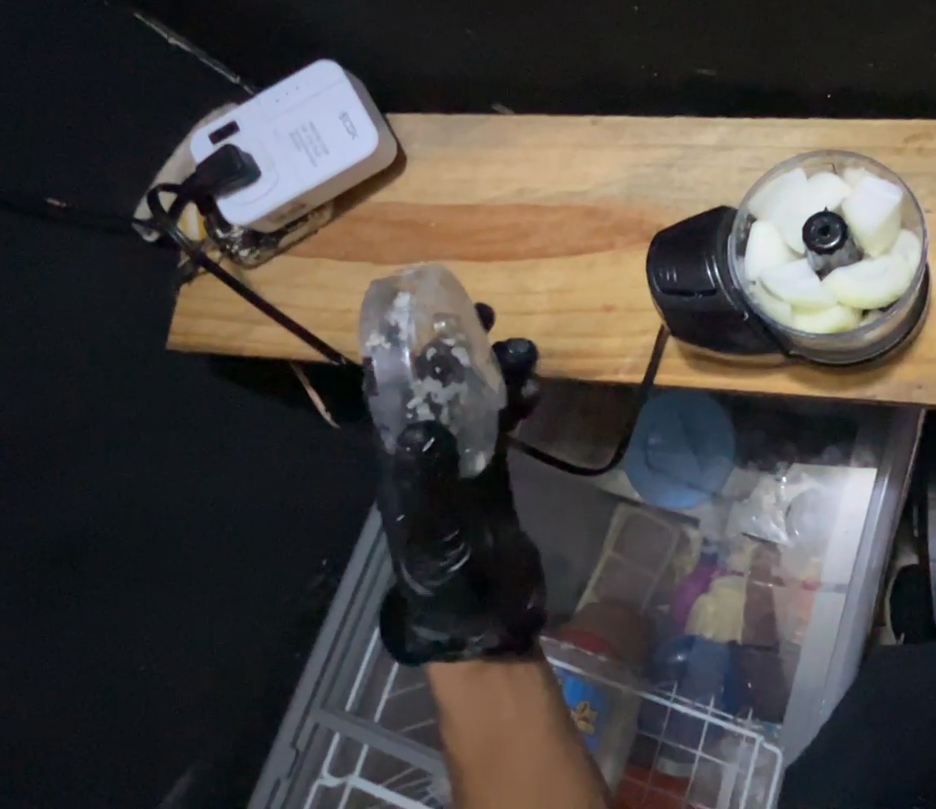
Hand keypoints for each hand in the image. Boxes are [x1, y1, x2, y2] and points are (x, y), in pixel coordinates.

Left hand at [377, 306, 548, 664]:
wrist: (482, 619)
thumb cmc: (449, 577)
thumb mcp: (433, 528)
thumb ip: (427, 476)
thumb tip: (420, 419)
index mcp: (403, 461)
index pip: (397, 392)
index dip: (410, 350)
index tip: (435, 315)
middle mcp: (428, 452)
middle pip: (441, 387)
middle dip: (461, 350)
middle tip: (490, 318)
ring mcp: (461, 460)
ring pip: (476, 400)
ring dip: (498, 372)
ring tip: (527, 352)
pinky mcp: (492, 472)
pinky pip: (502, 424)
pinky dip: (518, 404)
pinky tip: (537, 391)